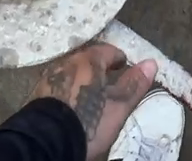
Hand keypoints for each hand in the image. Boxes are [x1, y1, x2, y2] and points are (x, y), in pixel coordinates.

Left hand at [30, 42, 157, 160]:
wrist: (47, 140)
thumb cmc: (88, 119)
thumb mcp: (118, 106)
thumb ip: (134, 84)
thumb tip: (152, 62)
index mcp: (90, 59)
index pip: (110, 51)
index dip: (120, 60)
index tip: (125, 70)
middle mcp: (70, 60)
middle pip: (90, 59)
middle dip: (100, 69)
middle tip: (109, 85)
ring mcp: (52, 75)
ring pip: (73, 71)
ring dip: (83, 79)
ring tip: (91, 96)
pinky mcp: (39, 91)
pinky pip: (60, 83)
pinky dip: (69, 89)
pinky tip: (72, 104)